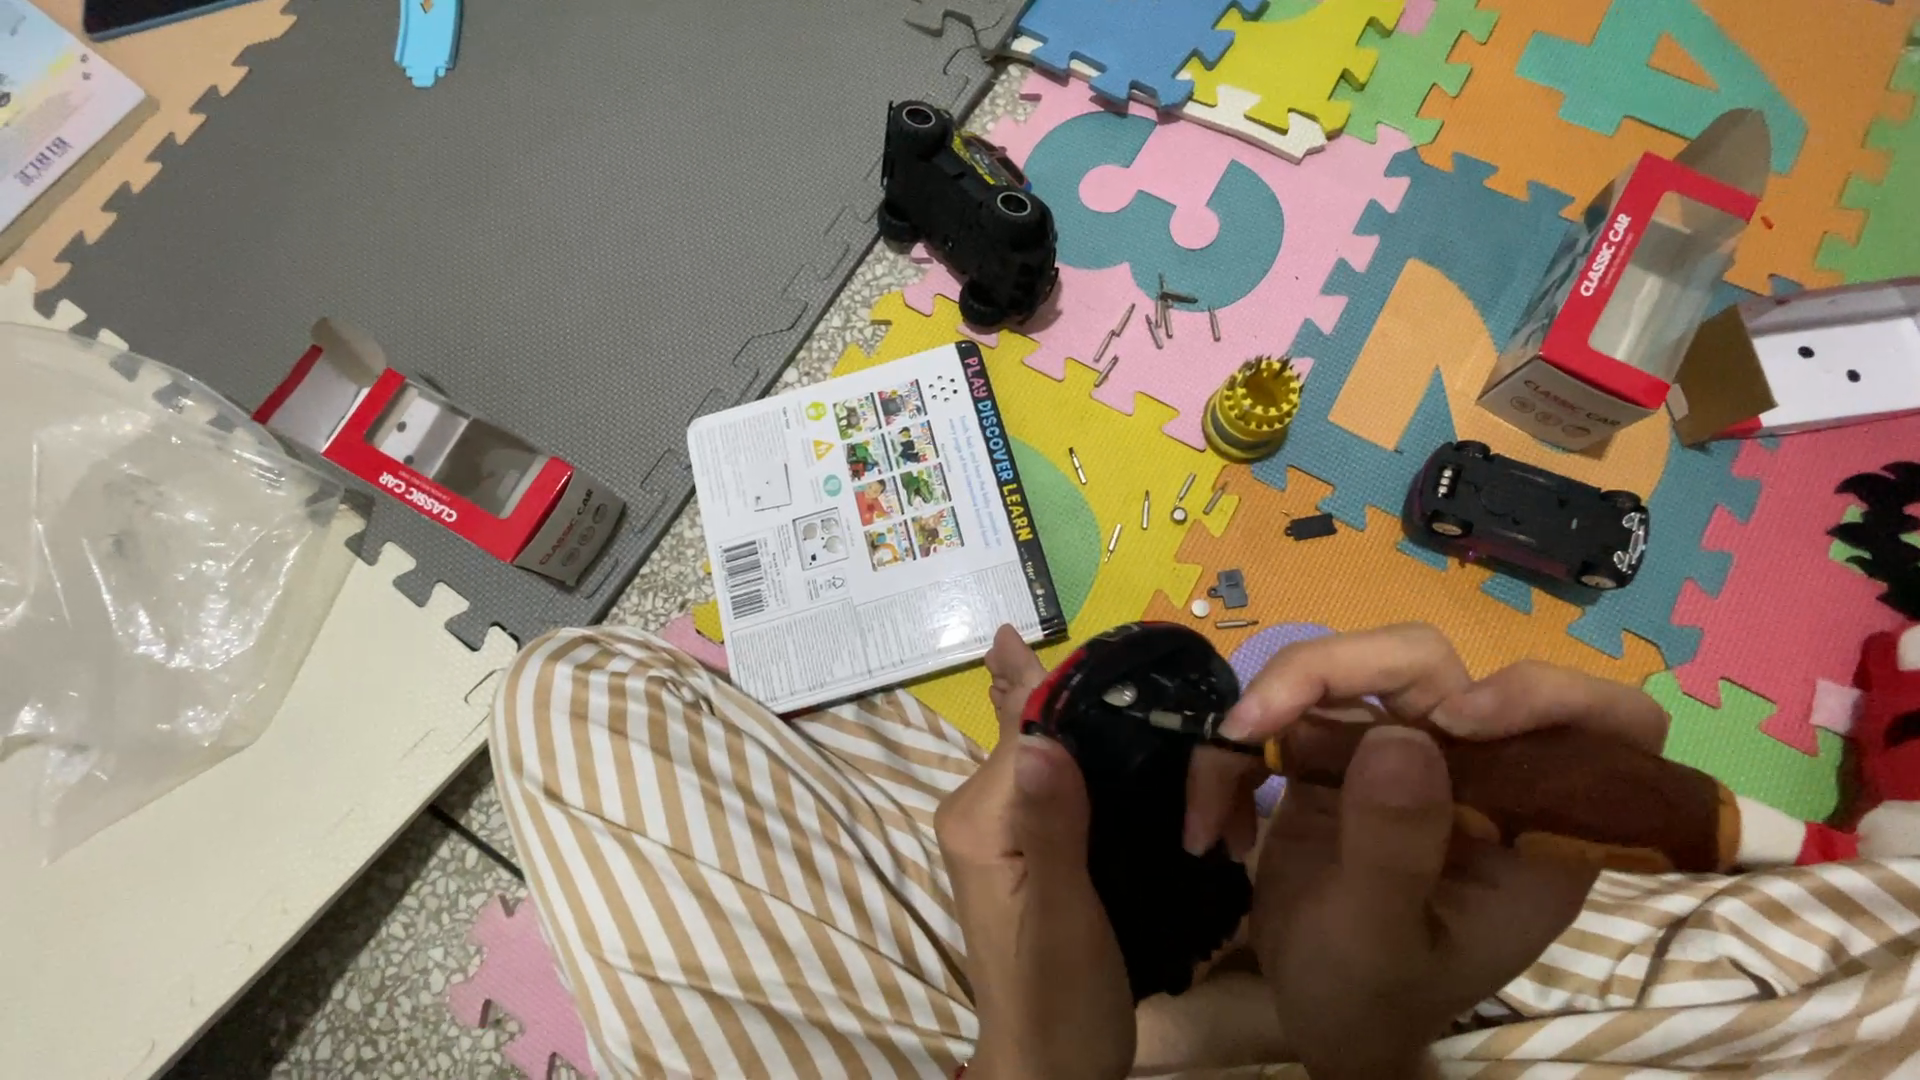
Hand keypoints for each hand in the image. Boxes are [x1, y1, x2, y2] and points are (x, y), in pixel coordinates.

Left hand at [936, 625, 1132, 1079]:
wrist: (1050, 1063)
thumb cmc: (1058, 999)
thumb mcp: (1060, 919)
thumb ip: (1048, 828)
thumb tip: (1040, 739)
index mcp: (979, 815)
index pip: (1029, 728)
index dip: (1071, 689)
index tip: (1106, 641)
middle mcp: (981, 806)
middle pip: (1035, 731)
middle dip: (1076, 697)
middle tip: (1110, 651)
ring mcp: (1002, 822)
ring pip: (1047, 749)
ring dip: (1079, 721)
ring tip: (1102, 673)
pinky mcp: (1027, 839)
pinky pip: (1056, 776)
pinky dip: (1082, 753)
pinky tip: (1099, 729)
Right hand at [1226, 626, 1659, 1079]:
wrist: (1311, 1010)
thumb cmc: (1367, 996)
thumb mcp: (1382, 939)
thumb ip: (1397, 847)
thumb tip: (1402, 737)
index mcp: (1532, 822)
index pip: (1597, 724)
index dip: (1540, 695)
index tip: (1455, 718)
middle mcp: (1471, 769)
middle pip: (1421, 665)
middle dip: (1329, 673)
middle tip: (1254, 720)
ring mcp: (1396, 754)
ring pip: (1338, 673)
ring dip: (1263, 710)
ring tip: (1214, 783)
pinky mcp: (1333, 754)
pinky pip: (1282, 713)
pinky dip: (1231, 757)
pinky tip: (1209, 822)